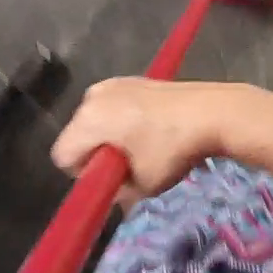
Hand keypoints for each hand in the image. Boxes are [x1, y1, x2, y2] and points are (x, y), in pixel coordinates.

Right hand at [50, 79, 247, 203]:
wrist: (210, 111)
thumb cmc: (171, 150)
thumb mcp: (143, 185)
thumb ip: (117, 193)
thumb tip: (113, 191)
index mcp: (88, 121)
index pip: (63, 156)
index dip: (83, 174)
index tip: (110, 179)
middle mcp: (91, 97)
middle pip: (77, 136)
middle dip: (96, 154)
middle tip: (128, 166)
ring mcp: (110, 83)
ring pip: (94, 121)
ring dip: (108, 137)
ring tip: (142, 146)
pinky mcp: (129, 79)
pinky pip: (110, 107)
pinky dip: (121, 120)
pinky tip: (149, 128)